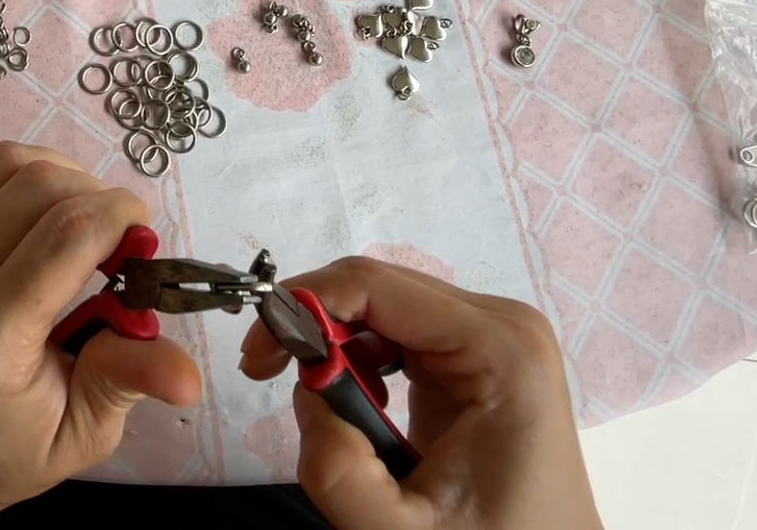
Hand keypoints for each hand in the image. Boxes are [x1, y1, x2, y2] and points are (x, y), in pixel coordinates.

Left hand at [0, 142, 201, 528]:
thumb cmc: (3, 447)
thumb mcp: (78, 437)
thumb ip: (125, 385)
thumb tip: (189, 373)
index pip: (63, 240)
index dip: (117, 214)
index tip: (144, 230)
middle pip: (37, 188)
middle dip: (96, 194)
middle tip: (119, 232)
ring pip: (6, 164)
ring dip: (61, 174)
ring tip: (85, 213)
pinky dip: (23, 170)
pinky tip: (43, 206)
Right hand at [240, 258, 600, 529]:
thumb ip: (338, 471)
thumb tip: (307, 393)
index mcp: (500, 351)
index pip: (373, 286)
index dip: (302, 304)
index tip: (256, 356)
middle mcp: (500, 324)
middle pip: (372, 286)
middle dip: (309, 321)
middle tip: (263, 370)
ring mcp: (490, 332)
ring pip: (375, 301)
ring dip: (329, 339)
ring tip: (313, 396)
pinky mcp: (473, 350)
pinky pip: (391, 325)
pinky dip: (354, 352)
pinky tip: (352, 397)